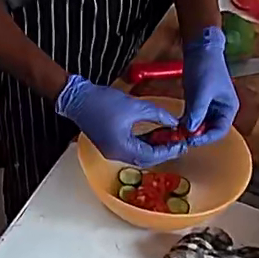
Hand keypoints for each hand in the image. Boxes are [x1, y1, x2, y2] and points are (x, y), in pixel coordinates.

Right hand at [57, 75, 189, 166]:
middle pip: (146, 159)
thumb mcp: (135, 106)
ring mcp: (112, 151)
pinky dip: (144, 143)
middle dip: (163, 151)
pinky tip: (154, 133)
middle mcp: (117, 155)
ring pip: (139, 154)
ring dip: (154, 147)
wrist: (76, 98)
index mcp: (122, 149)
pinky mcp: (110, 144)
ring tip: (168, 136)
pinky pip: (131, 148)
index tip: (182, 143)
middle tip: (178, 141)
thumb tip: (174, 122)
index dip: (169, 150)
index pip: (152, 156)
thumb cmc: (103, 102)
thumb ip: (158, 115)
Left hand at [180, 25, 239, 143]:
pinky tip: (175, 126)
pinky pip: (192, 118)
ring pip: (199, 126)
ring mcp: (209, 107)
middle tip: (181, 138)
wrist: (200, 48)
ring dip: (189, 130)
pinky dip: (184, 123)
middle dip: (196, 135)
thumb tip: (190, 130)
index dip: (206, 138)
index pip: (220, 131)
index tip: (191, 140)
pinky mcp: (198, 103)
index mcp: (229, 108)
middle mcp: (221, 110)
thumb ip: (197, 111)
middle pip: (209, 131)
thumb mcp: (202, 91)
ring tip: (176, 133)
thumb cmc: (207, 66)